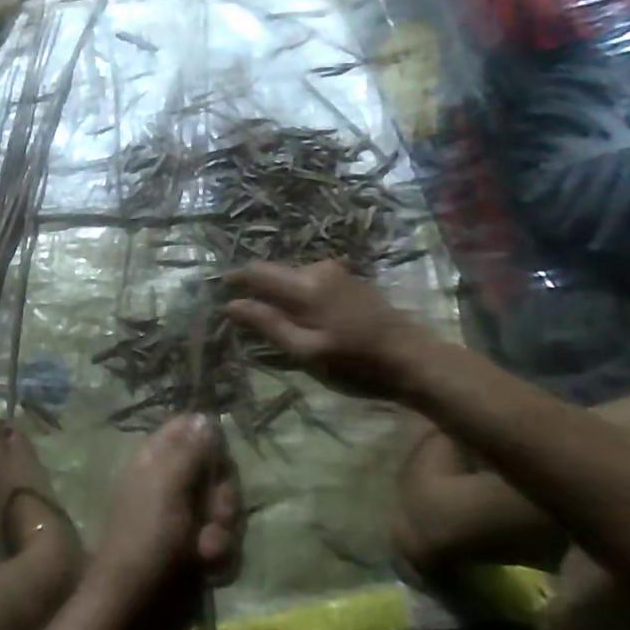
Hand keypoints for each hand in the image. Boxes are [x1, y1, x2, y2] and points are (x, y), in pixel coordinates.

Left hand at [90, 414, 241, 600]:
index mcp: (159, 459)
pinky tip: (209, 571)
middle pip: (220, 470)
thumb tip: (204, 415)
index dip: (211, 444)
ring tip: (205, 552)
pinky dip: (222, 558)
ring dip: (223, 532)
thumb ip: (190, 449)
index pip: (193, 429)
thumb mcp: (166, 486)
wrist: (135, 609)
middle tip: (211, 516)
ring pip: (229, 508)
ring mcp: (189, 517)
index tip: (215, 463)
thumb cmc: (145, 538)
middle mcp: (176, 482)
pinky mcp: (202, 549)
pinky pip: (229, 541)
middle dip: (223, 498)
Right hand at [222, 260, 433, 399]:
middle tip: (247, 321)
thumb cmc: (355, 361)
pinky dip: (298, 296)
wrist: (412, 357)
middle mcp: (318, 268)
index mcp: (305, 284)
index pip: (256, 271)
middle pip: (274, 273)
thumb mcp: (305, 350)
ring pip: (292, 278)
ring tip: (275, 325)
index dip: (234, 279)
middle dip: (257, 291)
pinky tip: (303, 320)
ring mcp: (336, 271)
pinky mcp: (348, 279)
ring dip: (279, 296)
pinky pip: (310, 282)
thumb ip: (267, 324)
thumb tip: (230, 305)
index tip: (217, 291)